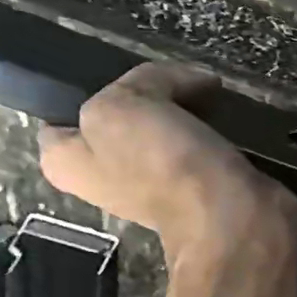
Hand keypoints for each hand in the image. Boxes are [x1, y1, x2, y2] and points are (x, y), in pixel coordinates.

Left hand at [38, 62, 296, 268]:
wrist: (229, 216)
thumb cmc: (162, 164)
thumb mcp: (122, 107)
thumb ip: (135, 81)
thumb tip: (182, 84)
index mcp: (67, 162)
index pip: (67, 107)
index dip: (102, 84)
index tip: (136, 80)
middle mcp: (103, 173)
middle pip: (124, 110)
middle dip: (154, 91)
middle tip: (182, 82)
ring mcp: (152, 181)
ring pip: (164, 123)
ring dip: (188, 105)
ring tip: (211, 95)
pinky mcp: (195, 183)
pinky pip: (195, 140)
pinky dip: (211, 125)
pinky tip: (225, 117)